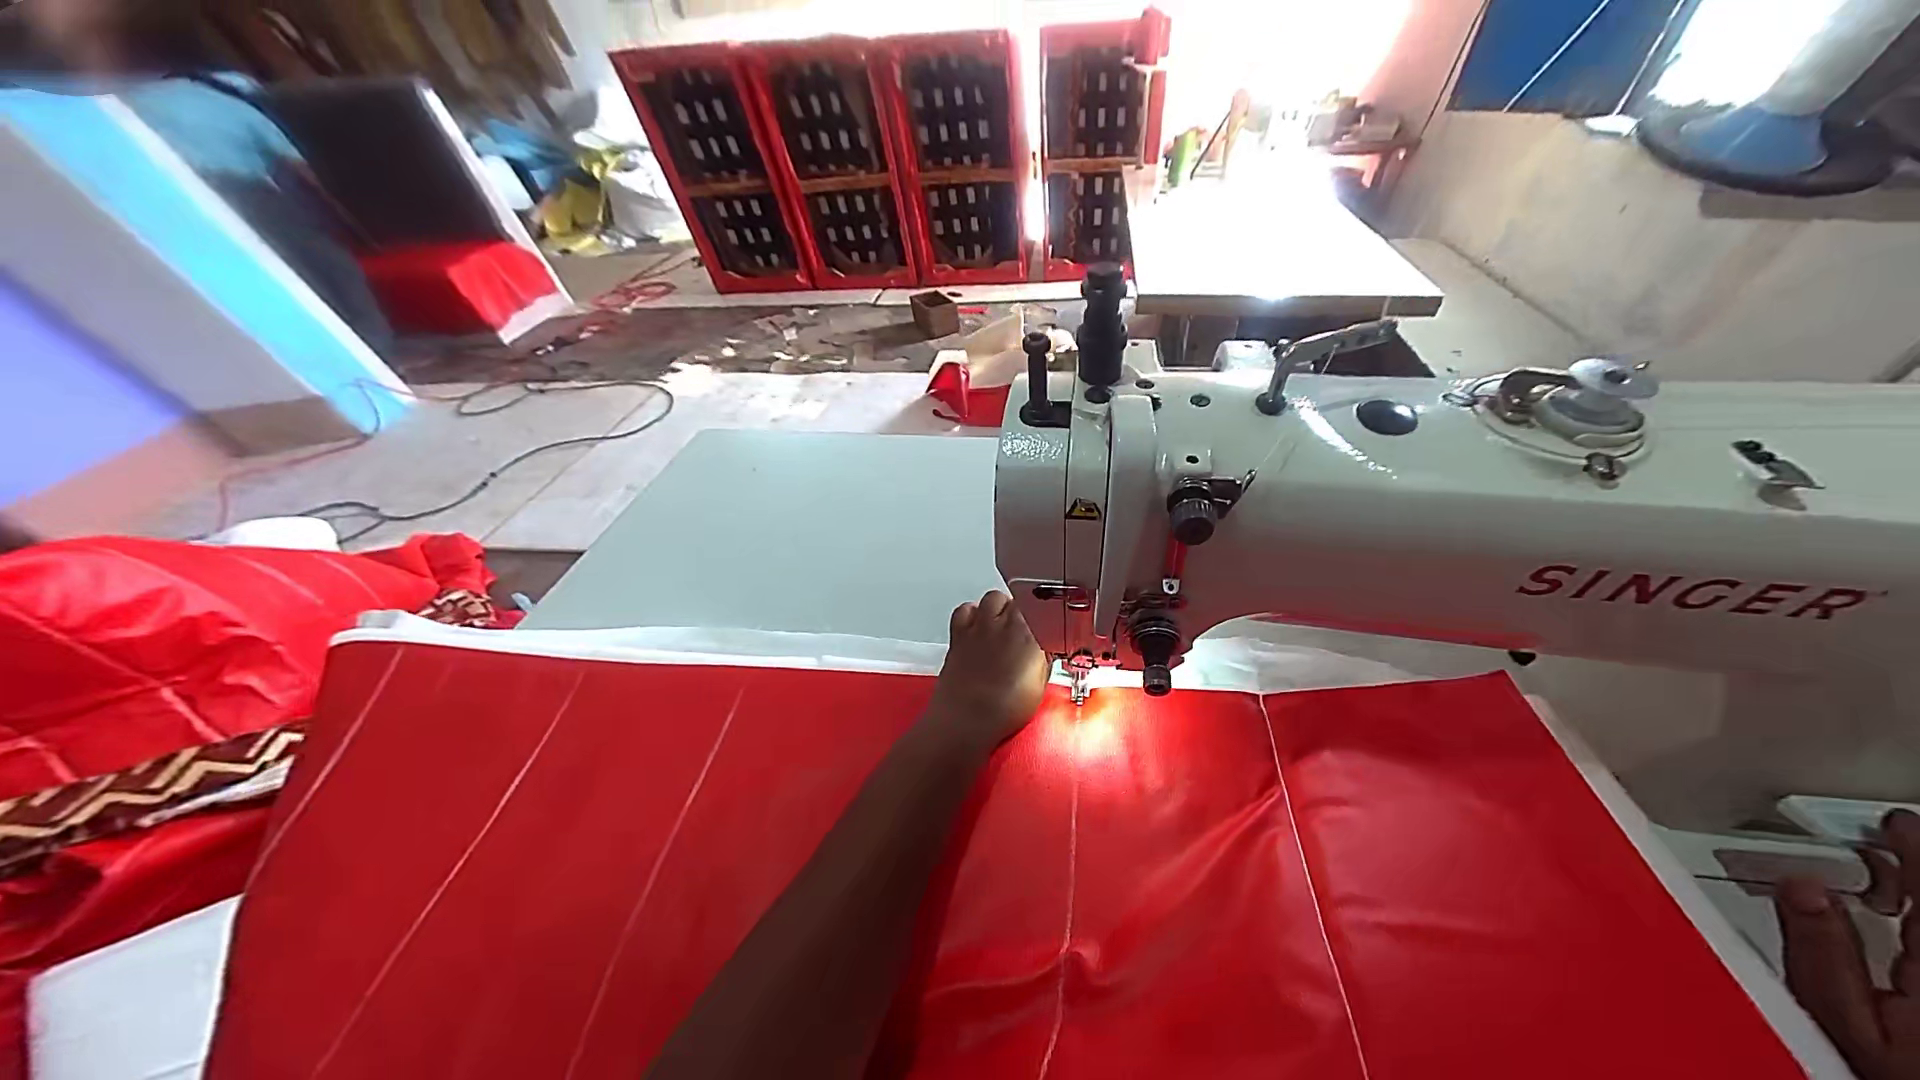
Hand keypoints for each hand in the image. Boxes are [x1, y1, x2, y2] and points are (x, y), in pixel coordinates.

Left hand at [925, 591, 1050, 750]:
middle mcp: (1004, 624)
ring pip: (994, 598)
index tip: (1047, 629)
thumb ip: (1043, 662)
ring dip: (1000, 608)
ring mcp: (979, 626)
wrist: (965, 719)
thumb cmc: (1000, 710)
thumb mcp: (1038, 688)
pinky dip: (972, 614)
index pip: (1044, 609)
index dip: (1046, 618)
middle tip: (1027, 631)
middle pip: (1020, 600)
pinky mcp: (959, 633)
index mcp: (1030, 635)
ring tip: (1004, 625)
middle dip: (1026, 612)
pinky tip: (978, 627)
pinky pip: (966, 610)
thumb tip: (1045, 653)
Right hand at [1777, 809, 1919, 1079]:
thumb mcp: (1831, 1016)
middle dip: (1916, 869)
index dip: (1915, 851)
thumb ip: (1814, 948)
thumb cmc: (1874, 1073)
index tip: (1898, 823)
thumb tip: (1800, 884)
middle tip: (1891, 839)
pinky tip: (1901, 912)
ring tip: (1898, 872)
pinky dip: (1916, 914)